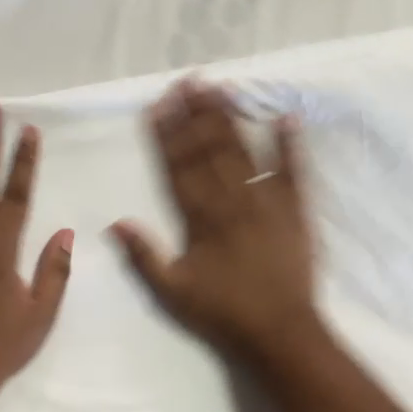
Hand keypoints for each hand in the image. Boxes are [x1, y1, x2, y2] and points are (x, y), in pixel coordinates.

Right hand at [111, 79, 319, 356]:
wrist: (279, 331)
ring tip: (220, 87)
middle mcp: (233, 201)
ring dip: (232, 118)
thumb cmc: (222, 313)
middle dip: (197, 114)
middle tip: (188, 80)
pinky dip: (289, 144)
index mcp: (201, 219)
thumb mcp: (173, 293)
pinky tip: (284, 117)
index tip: (159, 105)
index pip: (179, 167)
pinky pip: (293, 171)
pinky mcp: (296, 211)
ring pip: (246, 151)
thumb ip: (145, 257)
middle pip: (211, 149)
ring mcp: (268, 202)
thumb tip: (116, 223)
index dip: (167, 135)